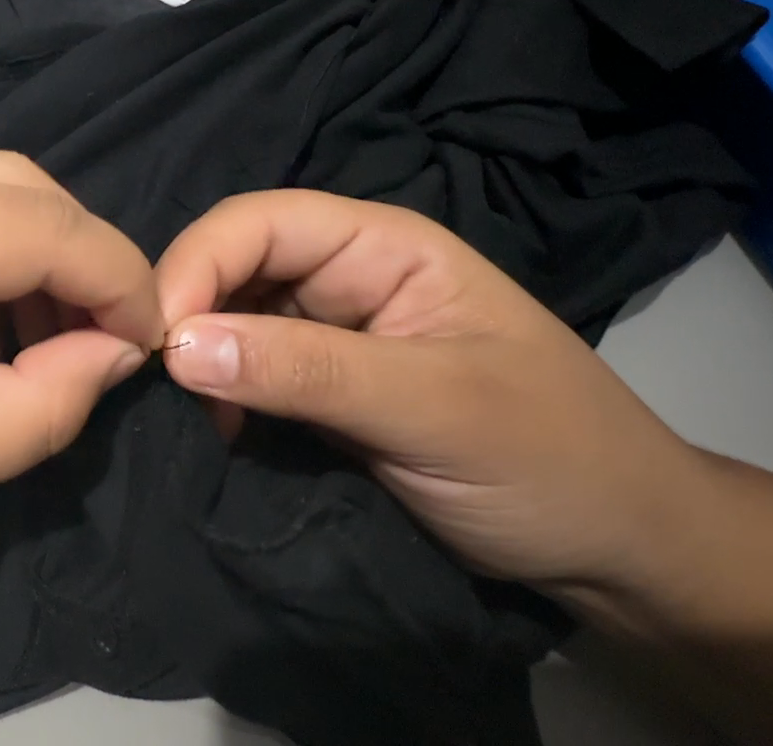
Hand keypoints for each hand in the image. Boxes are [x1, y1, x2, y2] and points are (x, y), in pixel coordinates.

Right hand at [155, 190, 707, 602]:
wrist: (616, 551)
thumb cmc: (553, 459)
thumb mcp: (437, 409)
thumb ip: (307, 370)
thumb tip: (178, 347)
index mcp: (380, 247)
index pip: (259, 223)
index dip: (198, 264)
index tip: (159, 339)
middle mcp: (340, 275)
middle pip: (230, 262)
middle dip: (185, 310)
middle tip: (156, 379)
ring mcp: (323, 331)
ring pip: (225, 315)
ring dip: (194, 357)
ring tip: (187, 412)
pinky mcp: (311, 384)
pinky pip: (239, 368)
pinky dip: (212, 393)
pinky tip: (217, 428)